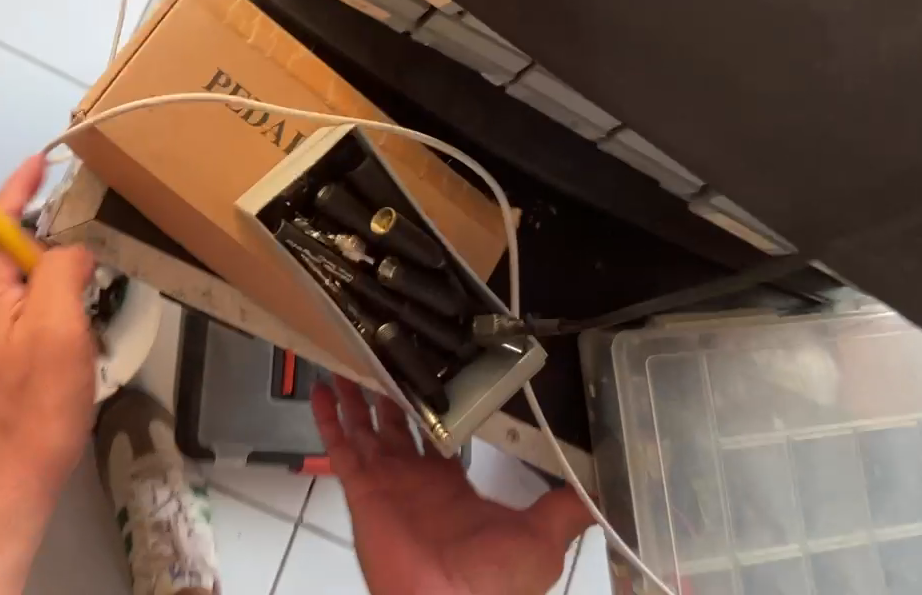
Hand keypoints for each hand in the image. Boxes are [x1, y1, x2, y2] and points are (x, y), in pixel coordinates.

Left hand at [0, 155, 98, 509]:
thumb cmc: (29, 410)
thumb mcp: (57, 328)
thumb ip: (61, 272)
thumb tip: (71, 248)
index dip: (19, 186)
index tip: (42, 159)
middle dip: (20, 215)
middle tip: (59, 202)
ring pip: (2, 276)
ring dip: (31, 252)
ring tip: (72, 250)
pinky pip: (13, 305)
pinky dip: (37, 287)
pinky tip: (66, 307)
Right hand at [313, 376, 591, 594]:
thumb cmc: (495, 582)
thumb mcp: (540, 540)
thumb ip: (563, 508)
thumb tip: (601, 486)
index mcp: (449, 482)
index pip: (435, 430)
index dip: (429, 401)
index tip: (428, 367)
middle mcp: (412, 475)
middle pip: (393, 421)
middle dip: (385, 389)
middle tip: (380, 350)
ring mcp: (384, 480)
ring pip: (363, 425)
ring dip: (354, 394)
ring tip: (345, 356)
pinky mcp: (361, 488)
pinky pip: (338, 447)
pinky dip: (327, 418)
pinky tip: (320, 390)